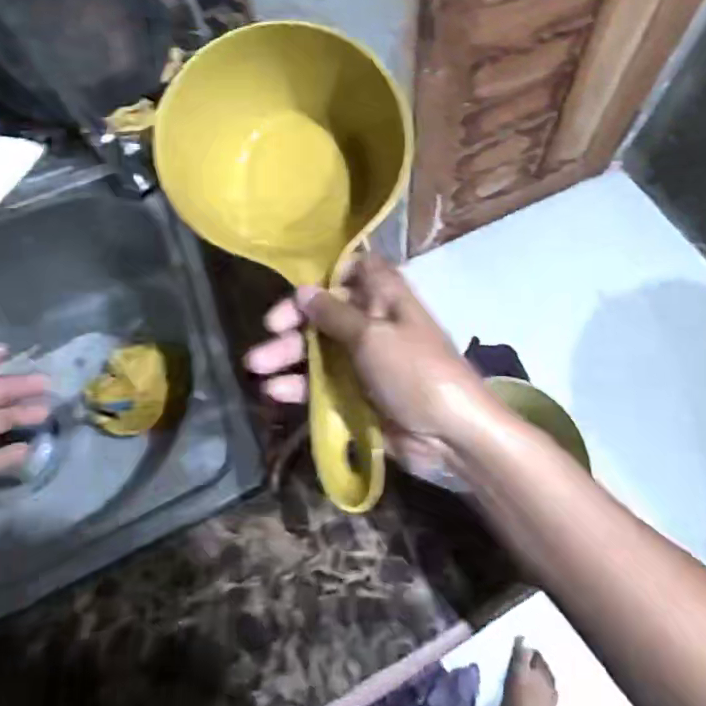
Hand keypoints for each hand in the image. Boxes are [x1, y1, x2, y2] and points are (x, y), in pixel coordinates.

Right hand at [244, 255, 497, 472]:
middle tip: (267, 332)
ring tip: (254, 367)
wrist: (451, 435)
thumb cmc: (415, 371)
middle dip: (296, 321)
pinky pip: (324, 385)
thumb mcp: (372, 336)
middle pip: (328, 312)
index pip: (357, 270)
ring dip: (289, 355)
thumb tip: (305, 290)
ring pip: (320, 350)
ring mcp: (366, 362)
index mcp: (386, 299)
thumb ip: (335, 314)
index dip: (329, 274)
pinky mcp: (359, 396)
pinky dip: (300, 386)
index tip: (300, 288)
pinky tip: (275, 392)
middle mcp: (374, 324)